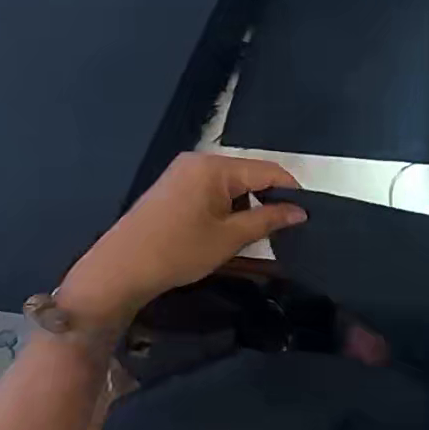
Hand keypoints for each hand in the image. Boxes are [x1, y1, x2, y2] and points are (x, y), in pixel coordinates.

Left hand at [56, 153, 305, 328]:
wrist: (120, 268)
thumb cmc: (178, 251)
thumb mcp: (229, 238)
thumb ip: (268, 220)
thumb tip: (300, 211)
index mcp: (214, 167)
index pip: (267, 170)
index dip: (291, 190)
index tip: (308, 214)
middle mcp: (198, 160)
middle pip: (248, 174)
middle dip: (268, 198)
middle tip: (287, 226)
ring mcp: (182, 172)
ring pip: (230, 183)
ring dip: (247, 204)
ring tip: (261, 232)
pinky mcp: (172, 187)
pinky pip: (211, 189)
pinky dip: (227, 206)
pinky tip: (231, 229)